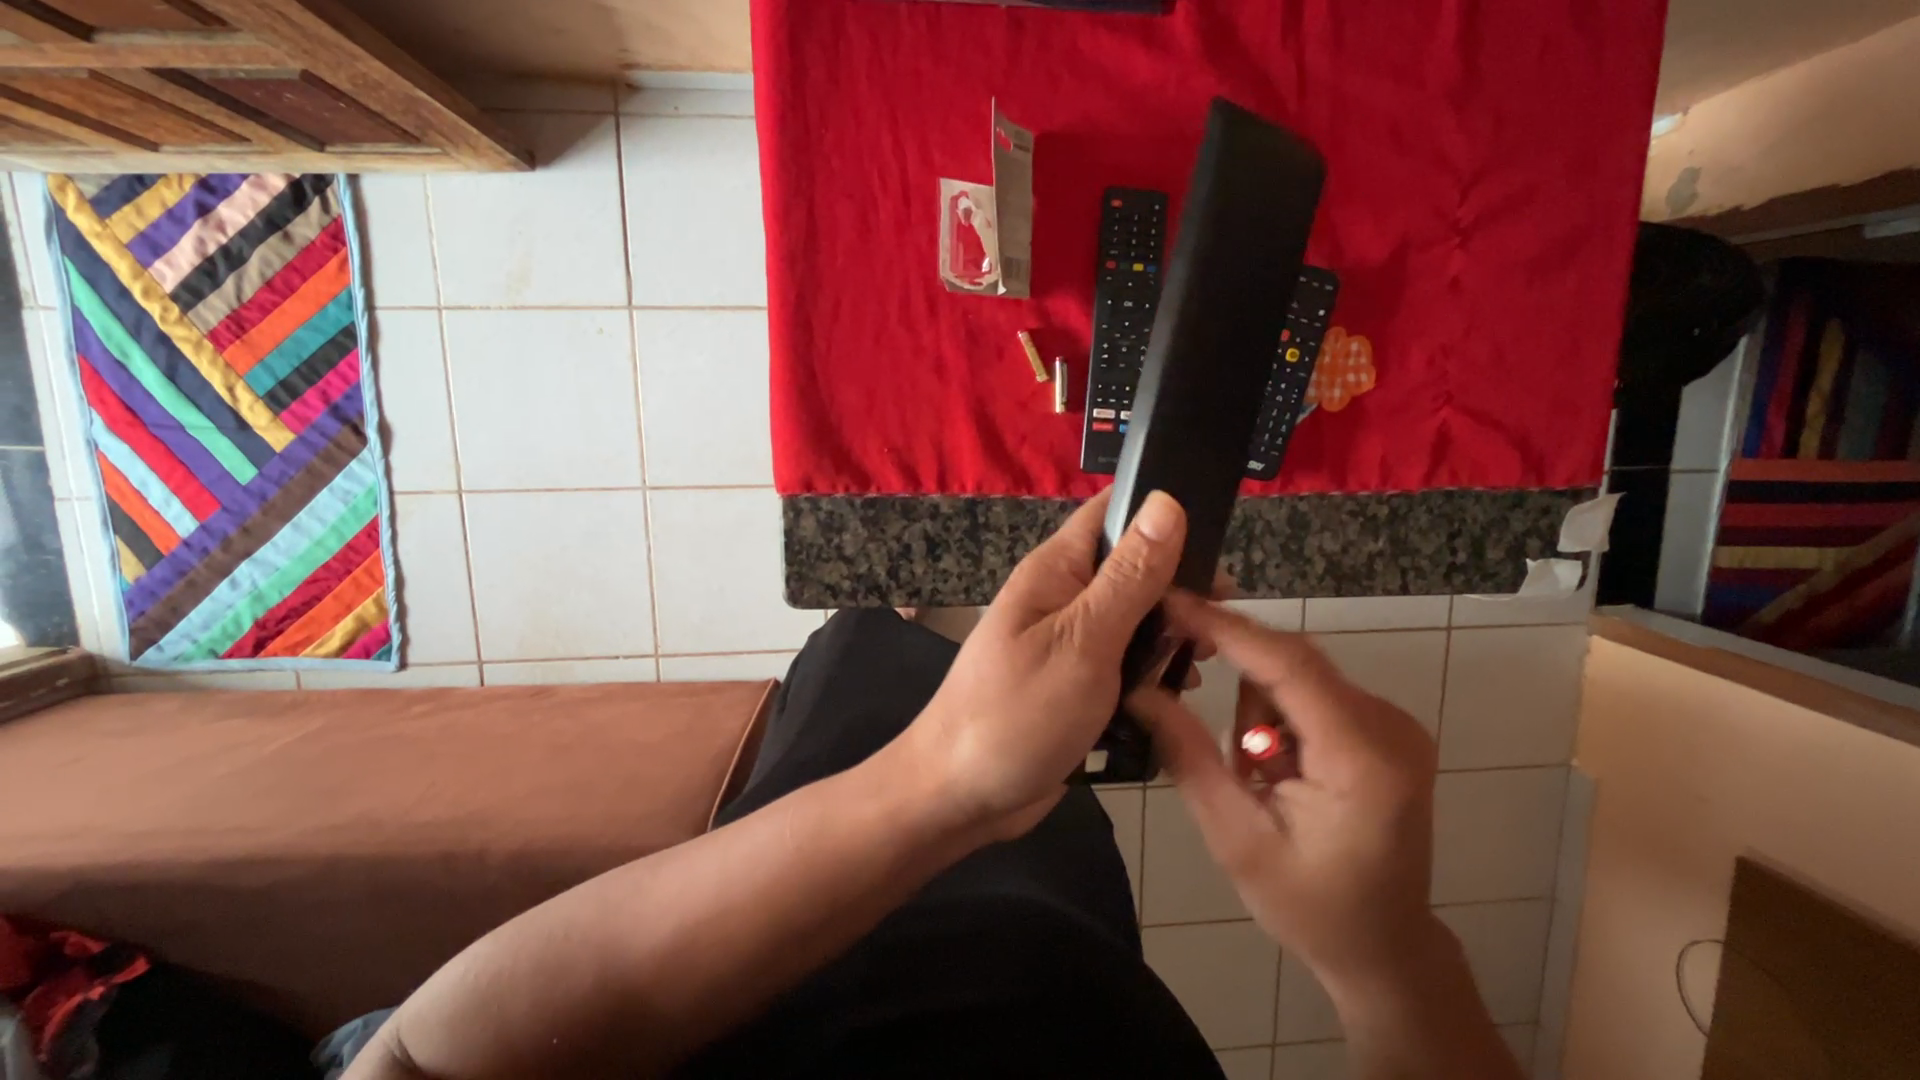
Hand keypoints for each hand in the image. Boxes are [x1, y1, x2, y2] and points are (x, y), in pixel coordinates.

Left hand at [899, 487, 1185, 839]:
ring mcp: (1068, 642)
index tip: (1217, 543)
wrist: (960, 796)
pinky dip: (1151, 672)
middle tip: (1219, 619)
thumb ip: (1128, 576)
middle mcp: (1062, 596)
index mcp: (1056, 570)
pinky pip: (1123, 663)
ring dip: (1169, 635)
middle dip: (1178, 587)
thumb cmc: (1018, 714)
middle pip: (1132, 567)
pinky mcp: (1075, 683)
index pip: (1112, 511)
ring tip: (1202, 660)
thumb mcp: (1083, 641)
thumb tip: (1167, 501)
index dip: (1164, 514)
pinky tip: (1176, 692)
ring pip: (1133, 619)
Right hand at [1130, 593, 1444, 992]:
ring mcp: (1396, 725)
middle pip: (1293, 663)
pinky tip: (1278, 767)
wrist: (1383, 947)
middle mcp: (1390, 726)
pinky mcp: (1388, 730)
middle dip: (1241, 684)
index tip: (1171, 600)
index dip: (1226, 627)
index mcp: (1362, 758)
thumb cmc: (1308, 905)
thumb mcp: (1234, 836)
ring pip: (1300, 675)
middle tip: (1204, 723)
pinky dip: (1282, 716)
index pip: (1287, 665)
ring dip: (1261, 710)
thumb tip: (1138, 689)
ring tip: (1257, 776)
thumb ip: (1188, 754)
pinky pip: (1316, 692)